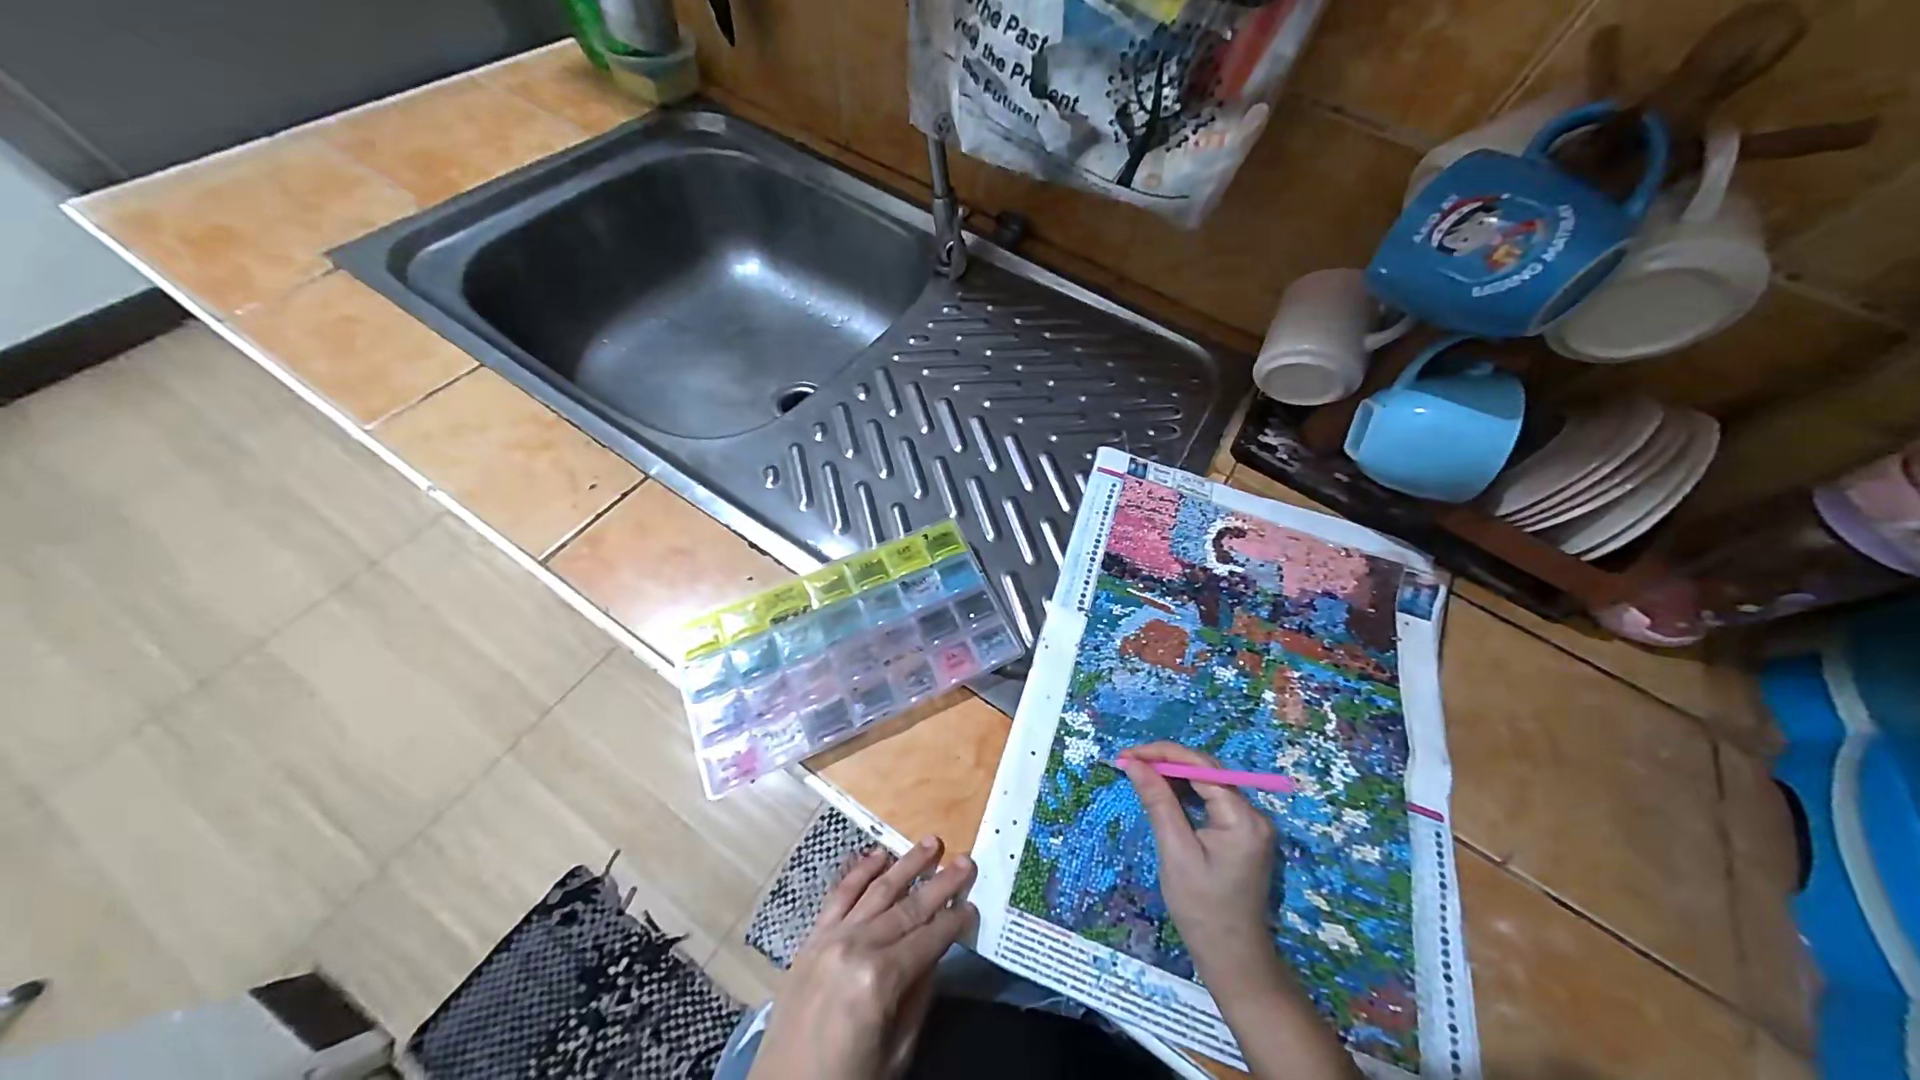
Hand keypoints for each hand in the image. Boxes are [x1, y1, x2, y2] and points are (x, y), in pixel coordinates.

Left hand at [748, 837, 977, 1079]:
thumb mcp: (896, 1051)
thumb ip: (919, 995)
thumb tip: (937, 952)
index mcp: (880, 979)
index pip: (929, 938)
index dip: (955, 920)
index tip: (974, 904)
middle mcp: (856, 946)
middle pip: (908, 907)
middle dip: (941, 883)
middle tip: (966, 860)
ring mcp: (830, 937)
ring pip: (877, 891)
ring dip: (907, 864)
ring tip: (931, 843)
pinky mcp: (811, 939)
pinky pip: (839, 896)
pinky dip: (860, 872)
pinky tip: (879, 855)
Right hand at [1119, 741, 1277, 978]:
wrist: (1232, 956)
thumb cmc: (1201, 908)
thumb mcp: (1175, 851)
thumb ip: (1158, 802)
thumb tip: (1134, 764)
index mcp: (1242, 817)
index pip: (1201, 767)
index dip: (1162, 755)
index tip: (1127, 756)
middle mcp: (1253, 813)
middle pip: (1206, 770)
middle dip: (1166, 761)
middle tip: (1128, 762)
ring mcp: (1250, 823)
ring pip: (1208, 782)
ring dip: (1173, 774)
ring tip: (1139, 772)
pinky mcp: (1242, 832)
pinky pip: (1211, 799)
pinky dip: (1185, 791)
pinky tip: (1162, 791)